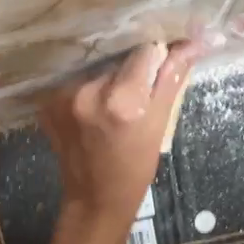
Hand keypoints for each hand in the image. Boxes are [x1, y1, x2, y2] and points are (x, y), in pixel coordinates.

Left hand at [39, 40, 202, 240]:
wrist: (94, 202)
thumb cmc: (134, 169)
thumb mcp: (159, 126)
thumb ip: (173, 79)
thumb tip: (195, 42)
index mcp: (123, 100)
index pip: (146, 51)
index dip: (156, 59)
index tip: (159, 72)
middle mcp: (89, 92)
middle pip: (118, 58)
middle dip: (130, 71)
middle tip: (134, 97)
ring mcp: (63, 98)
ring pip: (95, 68)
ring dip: (107, 80)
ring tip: (111, 107)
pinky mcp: (48, 104)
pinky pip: (75, 82)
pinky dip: (86, 91)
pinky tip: (92, 113)